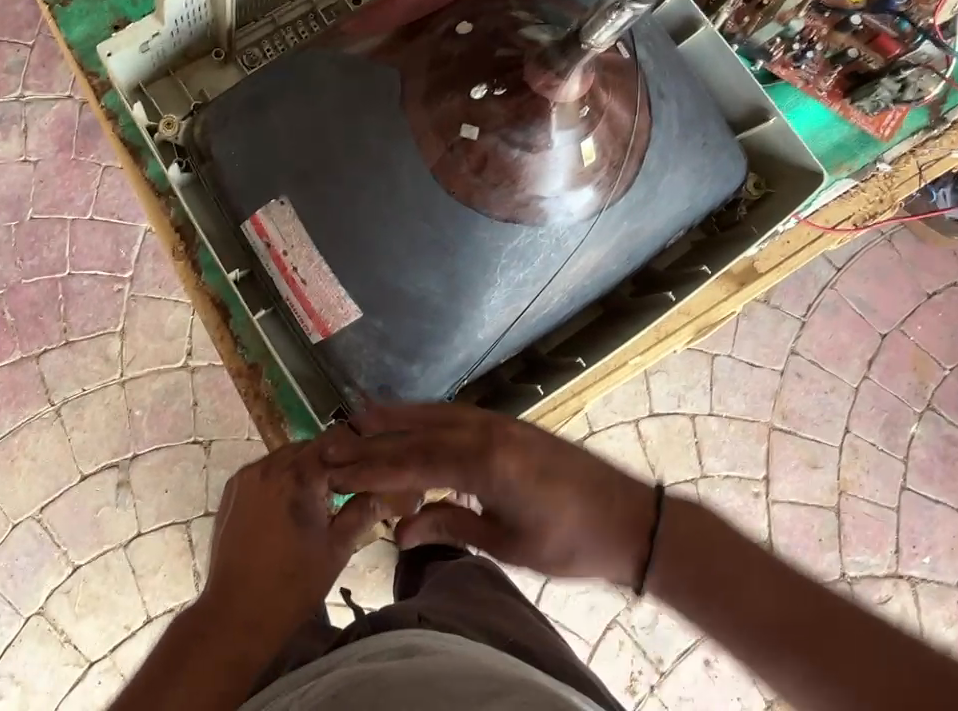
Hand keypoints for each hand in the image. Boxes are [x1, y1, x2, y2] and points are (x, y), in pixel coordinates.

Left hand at [198, 436, 388, 639]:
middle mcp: (268, 466)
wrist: (238, 613)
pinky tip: (290, 506)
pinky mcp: (231, 490)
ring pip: (284, 457)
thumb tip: (388, 493)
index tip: (368, 469)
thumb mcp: (337, 548)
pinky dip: (280, 478)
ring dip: (303, 469)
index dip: (354, 453)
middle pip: (307, 448)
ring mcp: (245, 477)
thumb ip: (363, 512)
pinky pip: (263, 471)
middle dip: (329, 462)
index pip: (334, 443)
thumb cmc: (294, 584)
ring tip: (319, 498)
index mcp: (297, 477)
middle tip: (346, 487)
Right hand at [320, 403, 659, 585]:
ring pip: (430, 415)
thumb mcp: (508, 543)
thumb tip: (397, 529)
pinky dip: (421, 415)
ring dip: (391, 420)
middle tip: (327, 443)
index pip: (409, 463)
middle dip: (369, 441)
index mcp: (483, 462)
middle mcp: (483, 431)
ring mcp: (495, 422)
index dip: (368, 469)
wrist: (630, 517)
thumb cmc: (571, 541)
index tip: (332, 472)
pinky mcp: (505, 423)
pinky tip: (407, 419)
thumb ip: (450, 526)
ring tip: (354, 420)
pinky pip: (451, 414)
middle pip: (413, 434)